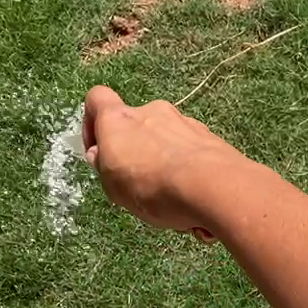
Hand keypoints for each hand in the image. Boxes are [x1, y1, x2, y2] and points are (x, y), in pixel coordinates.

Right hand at [81, 86, 250, 238]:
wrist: (214, 187)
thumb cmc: (154, 187)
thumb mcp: (113, 185)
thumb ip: (104, 166)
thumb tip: (100, 155)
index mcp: (120, 119)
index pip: (97, 99)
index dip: (93, 124)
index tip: (99, 152)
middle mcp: (155, 112)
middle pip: (140, 130)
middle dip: (142, 158)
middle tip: (146, 190)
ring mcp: (187, 125)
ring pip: (171, 147)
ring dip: (171, 173)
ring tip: (179, 208)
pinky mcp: (214, 140)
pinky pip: (197, 160)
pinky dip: (195, 180)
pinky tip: (201, 208)